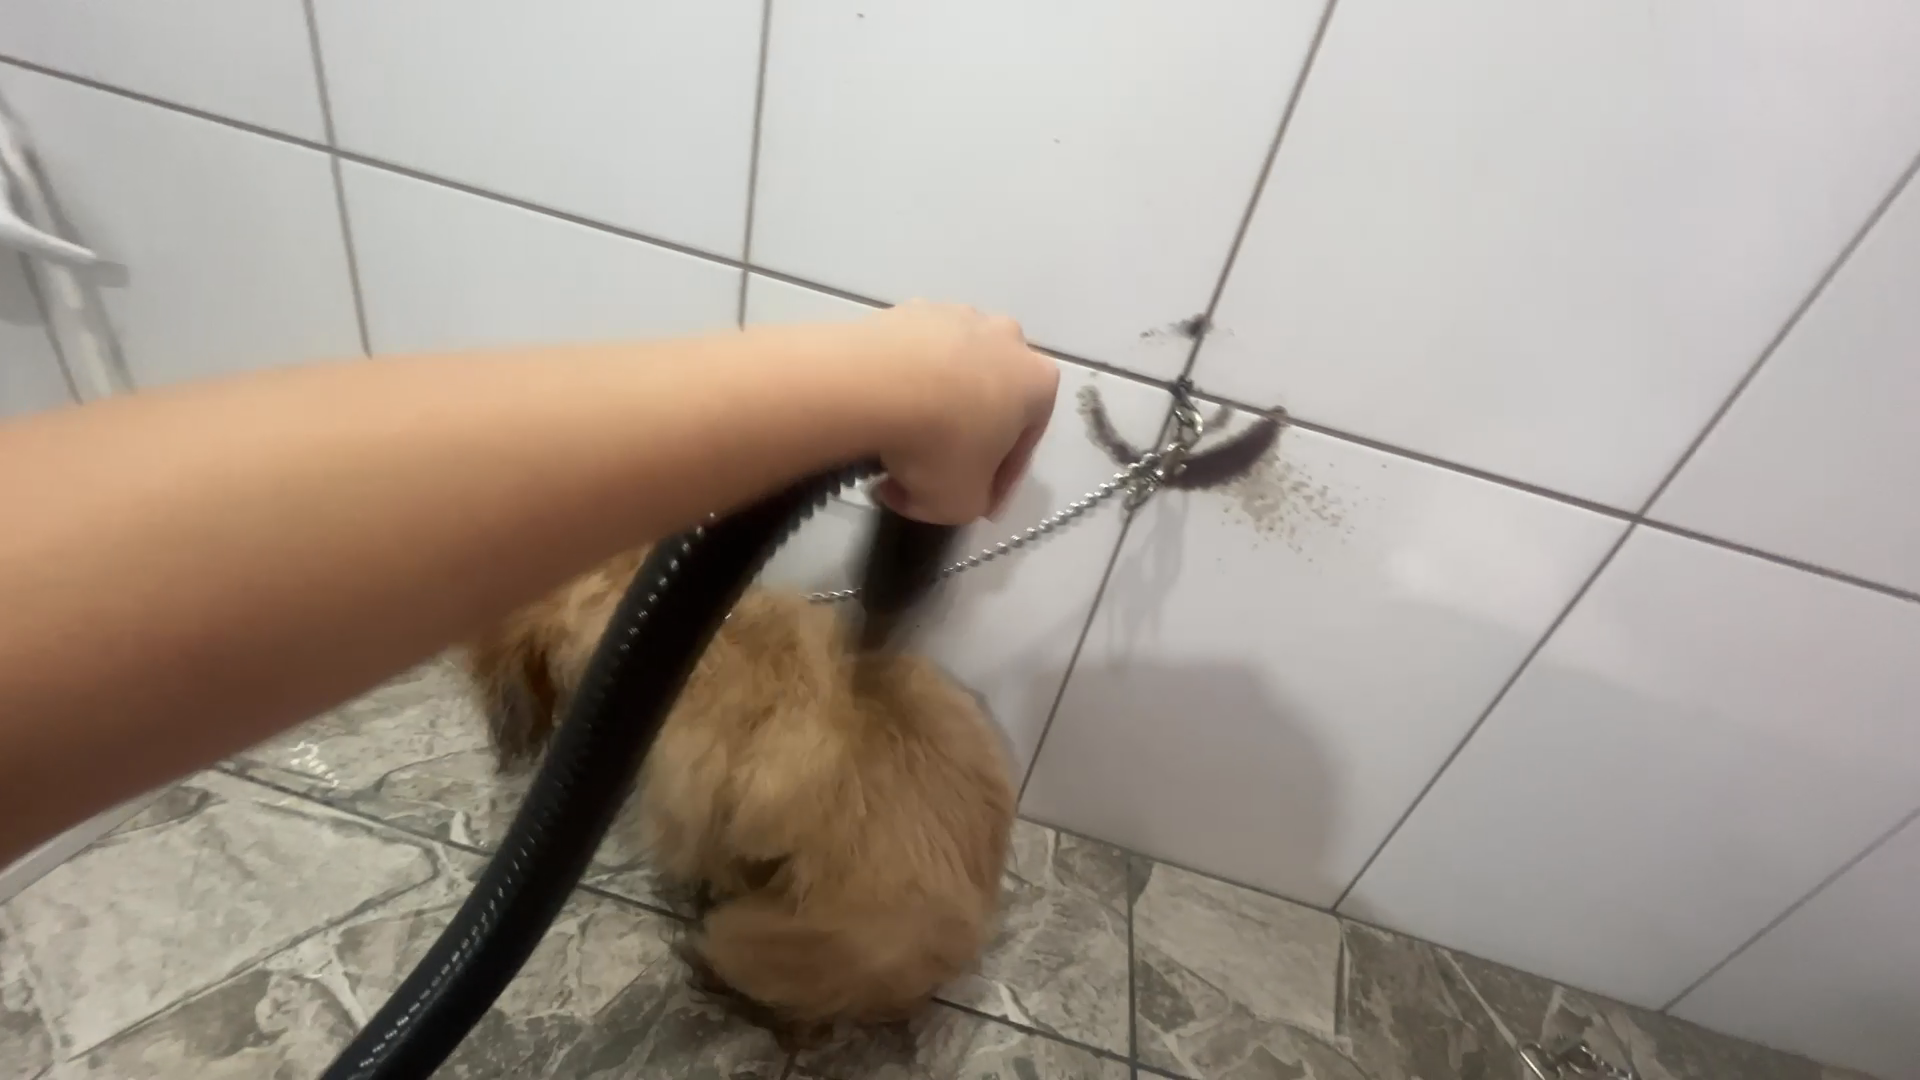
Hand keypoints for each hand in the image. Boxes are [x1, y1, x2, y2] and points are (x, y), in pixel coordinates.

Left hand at [853, 301, 1059, 524]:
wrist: (873, 385)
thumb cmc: (939, 446)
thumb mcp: (964, 503)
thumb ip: (968, 503)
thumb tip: (938, 490)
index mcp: (1038, 382)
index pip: (1024, 443)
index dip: (998, 482)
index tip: (974, 502)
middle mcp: (1007, 338)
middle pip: (990, 401)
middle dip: (966, 439)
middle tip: (937, 472)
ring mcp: (956, 315)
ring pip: (951, 376)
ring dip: (933, 409)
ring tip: (899, 445)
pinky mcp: (908, 308)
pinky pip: (912, 358)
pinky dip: (901, 386)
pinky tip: (878, 414)